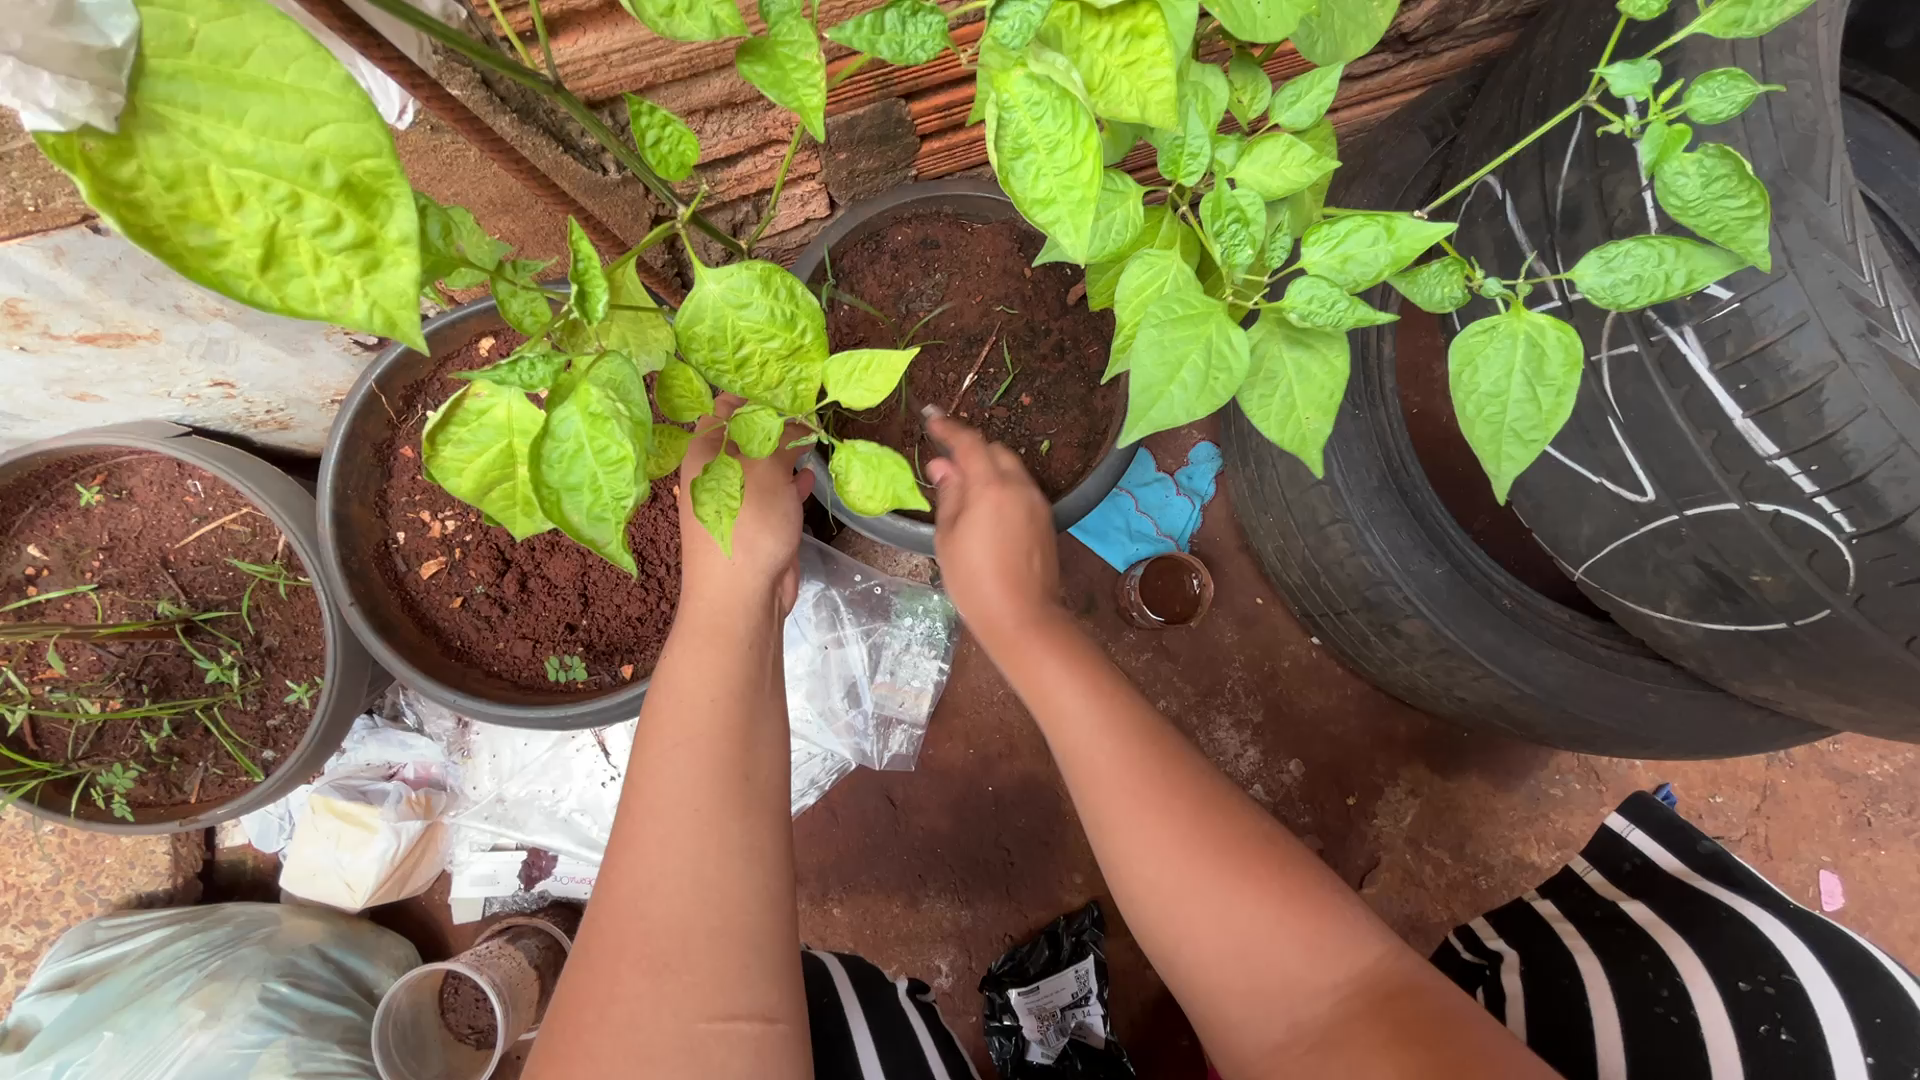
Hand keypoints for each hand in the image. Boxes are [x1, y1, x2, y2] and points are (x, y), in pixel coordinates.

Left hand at [677, 395, 814, 616]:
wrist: (741, 597)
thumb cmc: (747, 525)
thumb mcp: (765, 469)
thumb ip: (780, 438)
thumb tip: (795, 419)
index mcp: (704, 454)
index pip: (724, 409)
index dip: (753, 396)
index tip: (787, 386)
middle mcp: (717, 475)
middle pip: (747, 437)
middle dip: (776, 424)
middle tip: (809, 408)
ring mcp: (738, 502)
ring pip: (765, 467)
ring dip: (788, 454)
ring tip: (814, 436)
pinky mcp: (759, 526)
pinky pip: (777, 495)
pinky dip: (792, 485)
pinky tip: (809, 478)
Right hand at [923, 406, 1062, 645]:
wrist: (1023, 617)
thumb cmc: (974, 580)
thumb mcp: (948, 536)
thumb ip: (948, 494)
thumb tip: (944, 466)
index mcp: (991, 487)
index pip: (969, 443)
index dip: (948, 428)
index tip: (931, 419)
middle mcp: (1019, 487)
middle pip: (995, 451)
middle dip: (972, 450)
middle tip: (948, 463)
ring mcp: (1037, 503)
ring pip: (1012, 469)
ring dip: (989, 469)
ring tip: (966, 489)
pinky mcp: (1045, 520)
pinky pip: (1022, 490)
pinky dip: (1003, 487)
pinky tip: (988, 509)